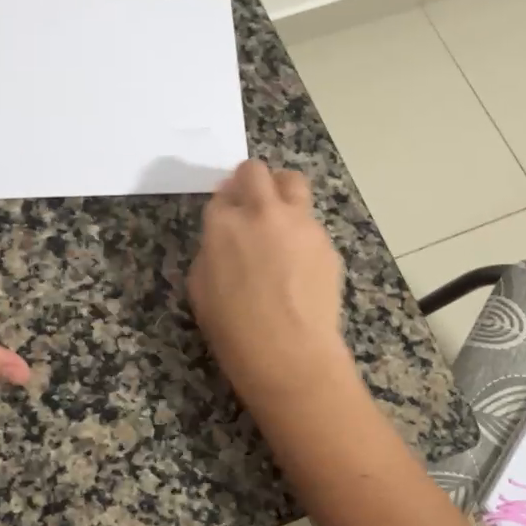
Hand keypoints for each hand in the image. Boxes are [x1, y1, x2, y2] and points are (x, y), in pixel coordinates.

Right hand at [187, 159, 353, 404]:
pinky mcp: (325, 241)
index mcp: (223, 224)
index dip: (224, 203)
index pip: (222, 193)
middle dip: (249, 181)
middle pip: (255, 171)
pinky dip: (301, 231)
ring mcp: (299, 223)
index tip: (226, 216)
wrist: (289, 354)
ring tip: (279, 220)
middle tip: (249, 202)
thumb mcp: (200, 289)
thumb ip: (211, 251)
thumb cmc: (234, 330)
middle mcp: (262, 213)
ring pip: (291, 182)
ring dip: (281, 193)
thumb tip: (224, 240)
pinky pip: (311, 222)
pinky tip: (299, 262)